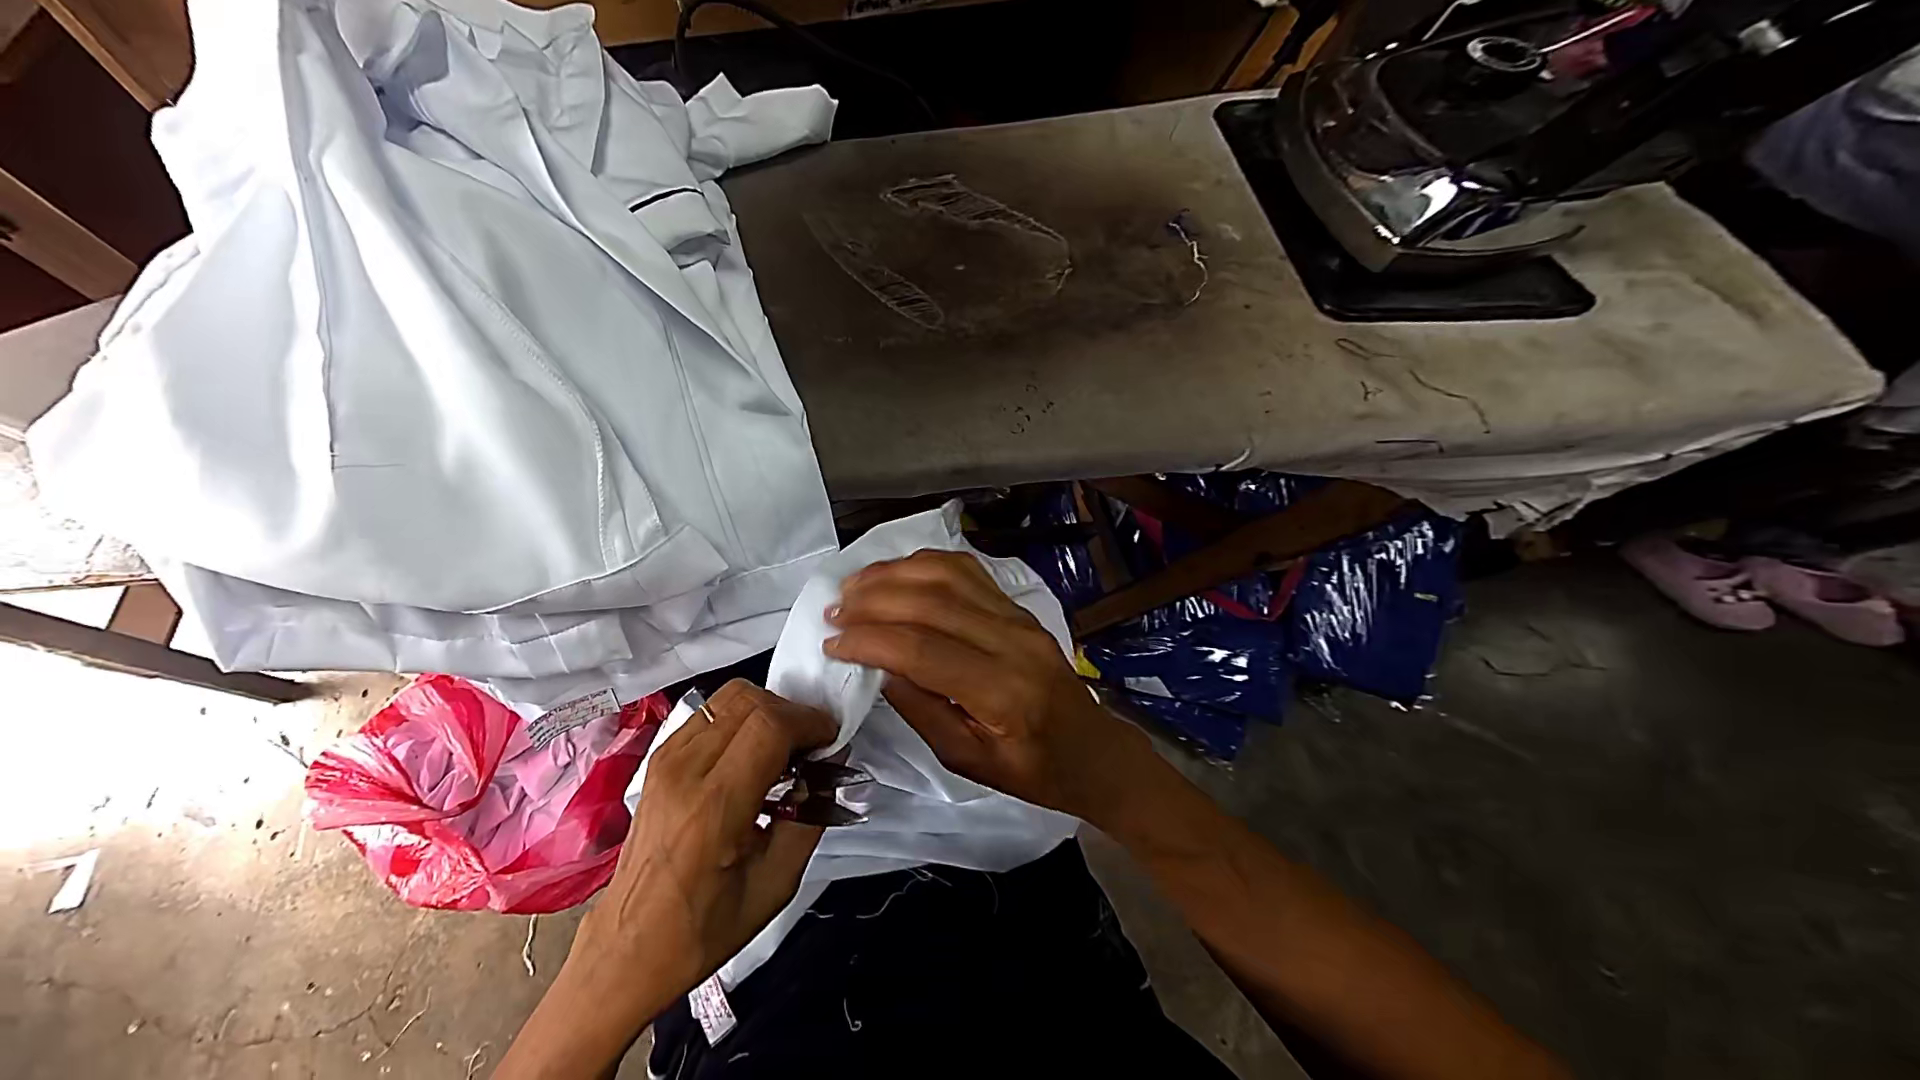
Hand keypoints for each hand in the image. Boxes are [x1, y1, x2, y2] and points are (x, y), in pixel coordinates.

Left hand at [569, 680, 835, 1005]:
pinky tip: (753, 754)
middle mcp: (683, 771)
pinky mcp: (659, 759)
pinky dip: (743, 719)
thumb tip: (829, 767)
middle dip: (793, 712)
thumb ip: (811, 817)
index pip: (770, 725)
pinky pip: (711, 712)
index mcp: (713, 807)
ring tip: (783, 749)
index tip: (829, 741)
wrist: (628, 949)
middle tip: (810, 746)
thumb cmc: (703, 928)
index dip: (810, 722)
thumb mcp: (777, 883)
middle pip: (751, 699)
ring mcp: (666, 760)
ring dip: (768, 711)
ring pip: (730, 697)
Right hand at [823, 550, 1150, 822]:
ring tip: (855, 584)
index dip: (869, 640)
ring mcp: (1020, 618)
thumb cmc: (1033, 769)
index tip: (832, 642)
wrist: (1094, 751)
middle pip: (932, 602)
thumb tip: (879, 666)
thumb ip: (922, 710)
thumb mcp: (968, 759)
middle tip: (833, 609)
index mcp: (1002, 692)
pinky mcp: (1020, 608)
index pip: (922, 650)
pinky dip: (927, 564)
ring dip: (895, 573)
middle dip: (873, 601)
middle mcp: (1013, 642)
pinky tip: (898, 571)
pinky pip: (970, 571)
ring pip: (950, 575)